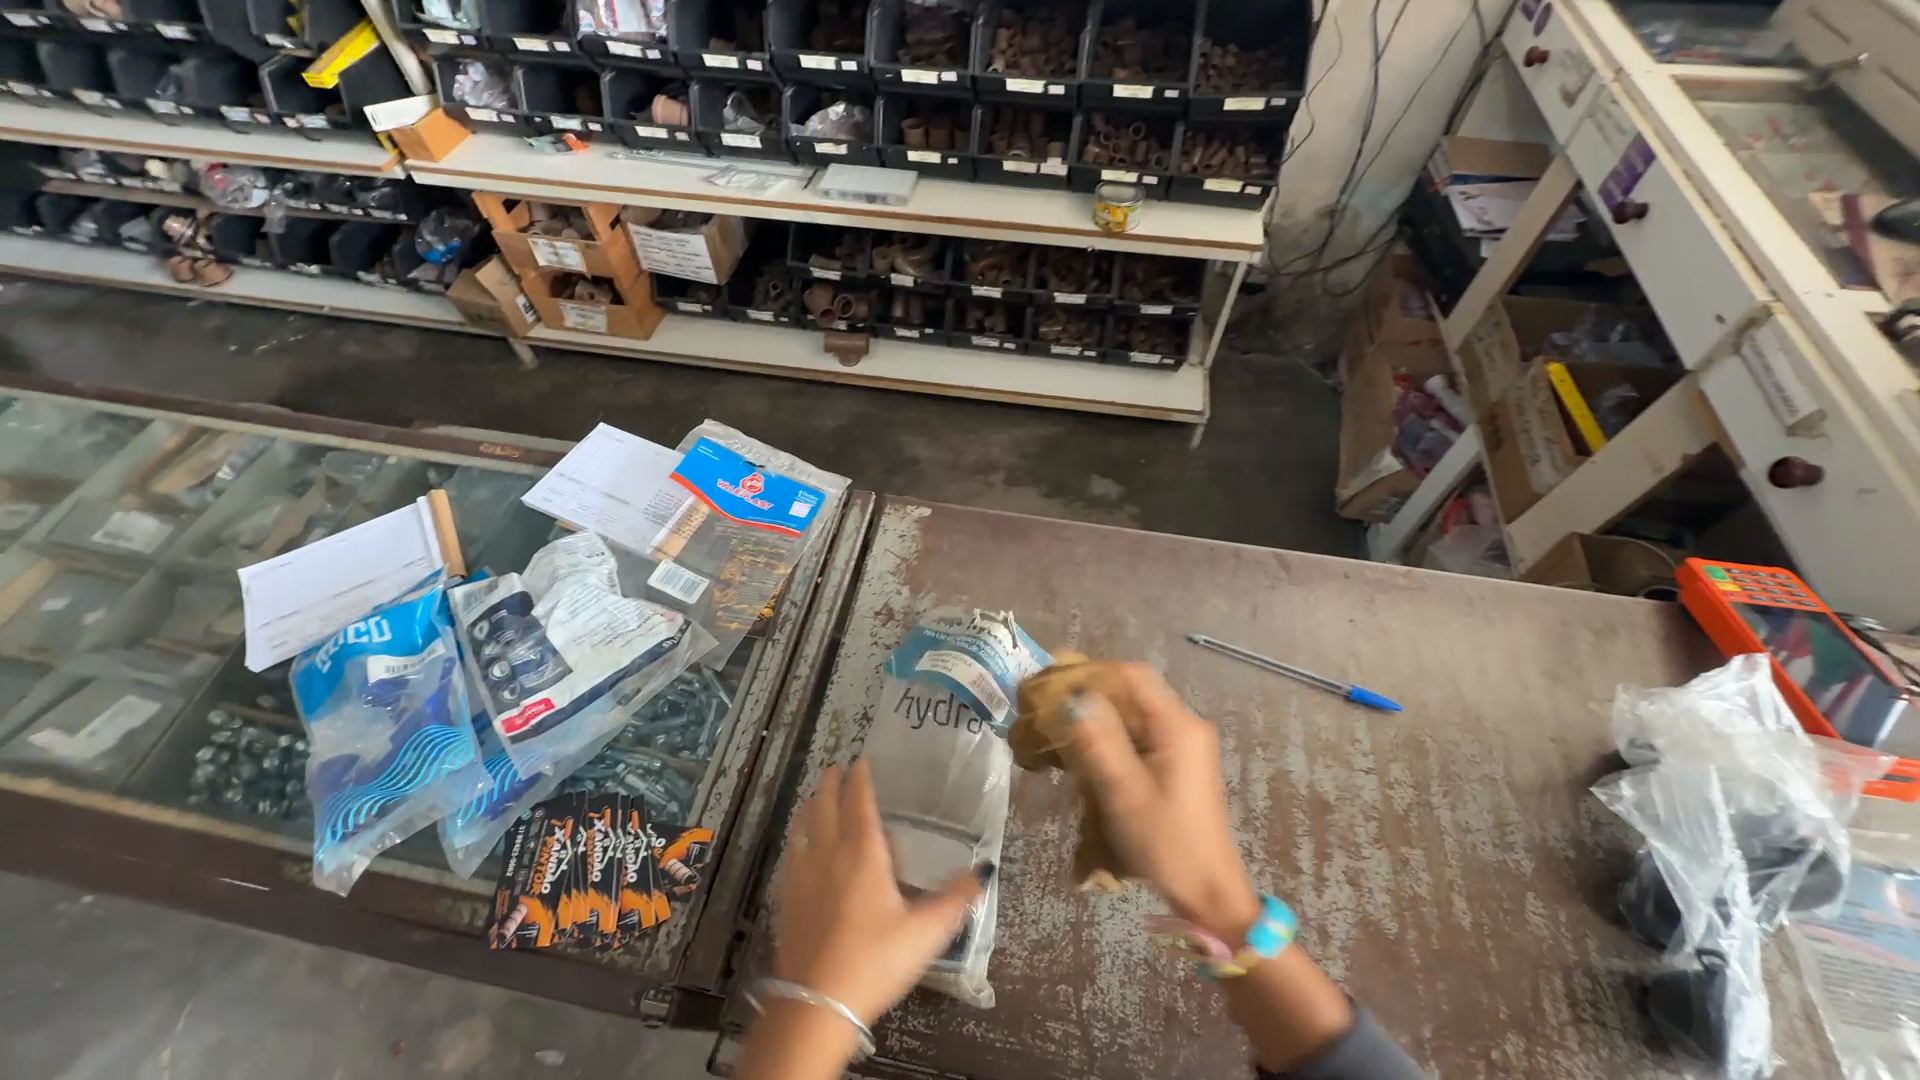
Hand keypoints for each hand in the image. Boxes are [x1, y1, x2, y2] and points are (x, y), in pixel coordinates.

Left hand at [773, 758, 986, 1025]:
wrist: (816, 1003)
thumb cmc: (876, 960)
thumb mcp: (926, 933)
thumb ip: (956, 899)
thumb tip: (982, 872)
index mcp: (863, 853)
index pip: (860, 803)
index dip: (861, 779)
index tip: (861, 760)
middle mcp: (829, 854)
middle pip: (826, 807)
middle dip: (831, 784)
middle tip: (834, 767)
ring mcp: (802, 876)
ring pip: (802, 827)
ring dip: (810, 806)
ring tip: (815, 796)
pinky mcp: (785, 899)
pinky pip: (789, 855)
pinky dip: (795, 838)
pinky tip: (797, 846)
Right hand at [1061, 664, 1260, 939]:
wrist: (1207, 888)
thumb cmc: (1167, 842)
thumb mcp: (1125, 792)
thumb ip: (1098, 741)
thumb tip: (1071, 700)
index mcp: (1178, 726)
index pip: (1132, 676)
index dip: (1092, 673)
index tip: (1055, 684)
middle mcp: (1184, 725)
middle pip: (1132, 692)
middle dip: (1089, 695)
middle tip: (1048, 705)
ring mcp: (1182, 744)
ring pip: (1133, 714)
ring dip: (1097, 717)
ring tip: (1058, 728)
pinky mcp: (1176, 762)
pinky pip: (1138, 735)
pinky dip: (1110, 736)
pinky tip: (1083, 752)